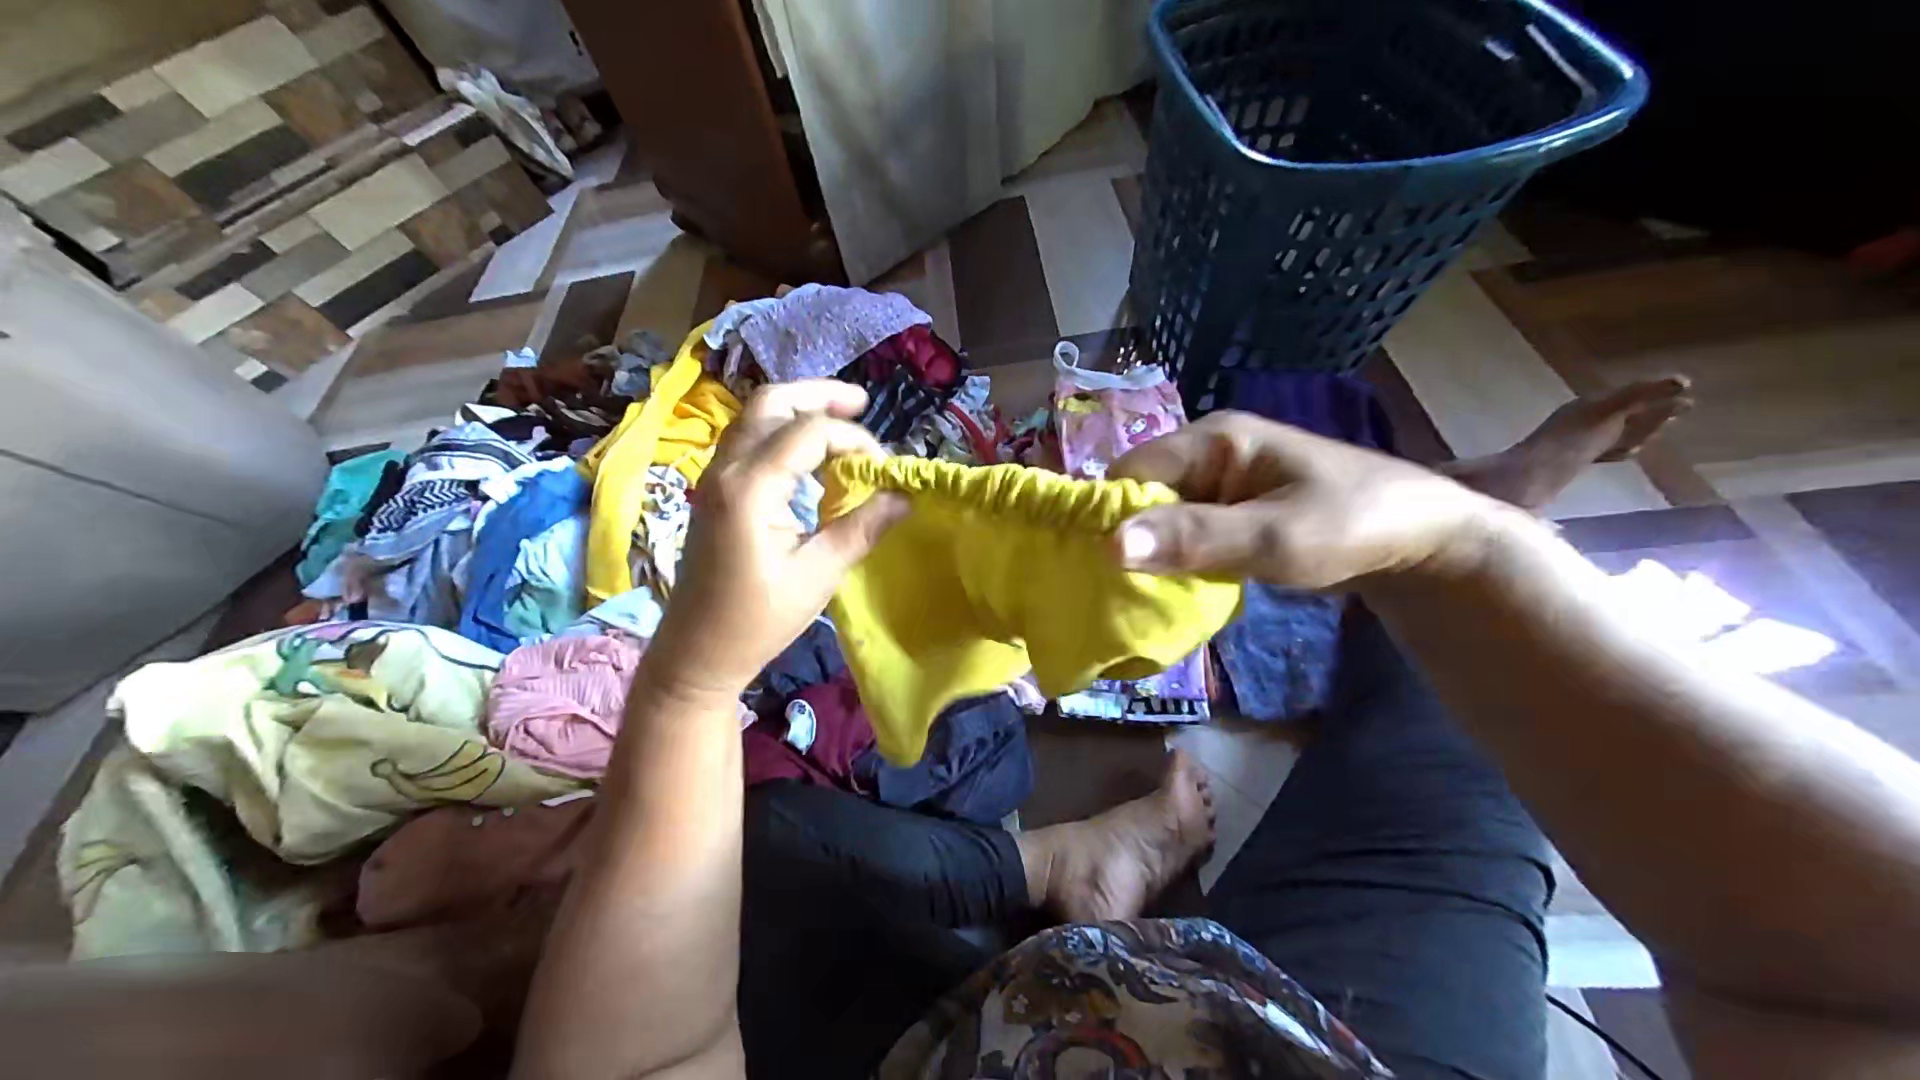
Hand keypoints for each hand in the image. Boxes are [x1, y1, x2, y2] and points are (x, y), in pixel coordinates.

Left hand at [641, 380, 909, 698]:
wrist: (696, 651)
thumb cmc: (757, 620)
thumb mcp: (818, 575)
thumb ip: (861, 528)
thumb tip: (904, 496)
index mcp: (750, 487)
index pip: (810, 432)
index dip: (854, 439)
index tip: (883, 469)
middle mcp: (726, 468)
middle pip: (772, 403)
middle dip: (819, 395)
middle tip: (862, 403)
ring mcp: (714, 476)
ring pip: (755, 416)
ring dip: (798, 408)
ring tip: (841, 416)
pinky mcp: (714, 489)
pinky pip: (747, 439)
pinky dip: (781, 430)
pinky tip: (809, 451)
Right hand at [1108, 411, 1507, 588]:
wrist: (1426, 542)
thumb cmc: (1354, 527)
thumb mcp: (1275, 537)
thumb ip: (1196, 538)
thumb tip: (1110, 546)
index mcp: (1213, 439)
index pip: (1130, 471)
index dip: (1106, 514)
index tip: (1093, 565)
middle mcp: (1209, 452)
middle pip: (1140, 492)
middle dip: (1125, 537)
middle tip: (1112, 588)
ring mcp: (1221, 481)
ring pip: (1159, 515)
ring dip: (1148, 551)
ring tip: (1132, 592)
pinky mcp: (1232, 509)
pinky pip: (1184, 530)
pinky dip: (1173, 557)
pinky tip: (1169, 585)